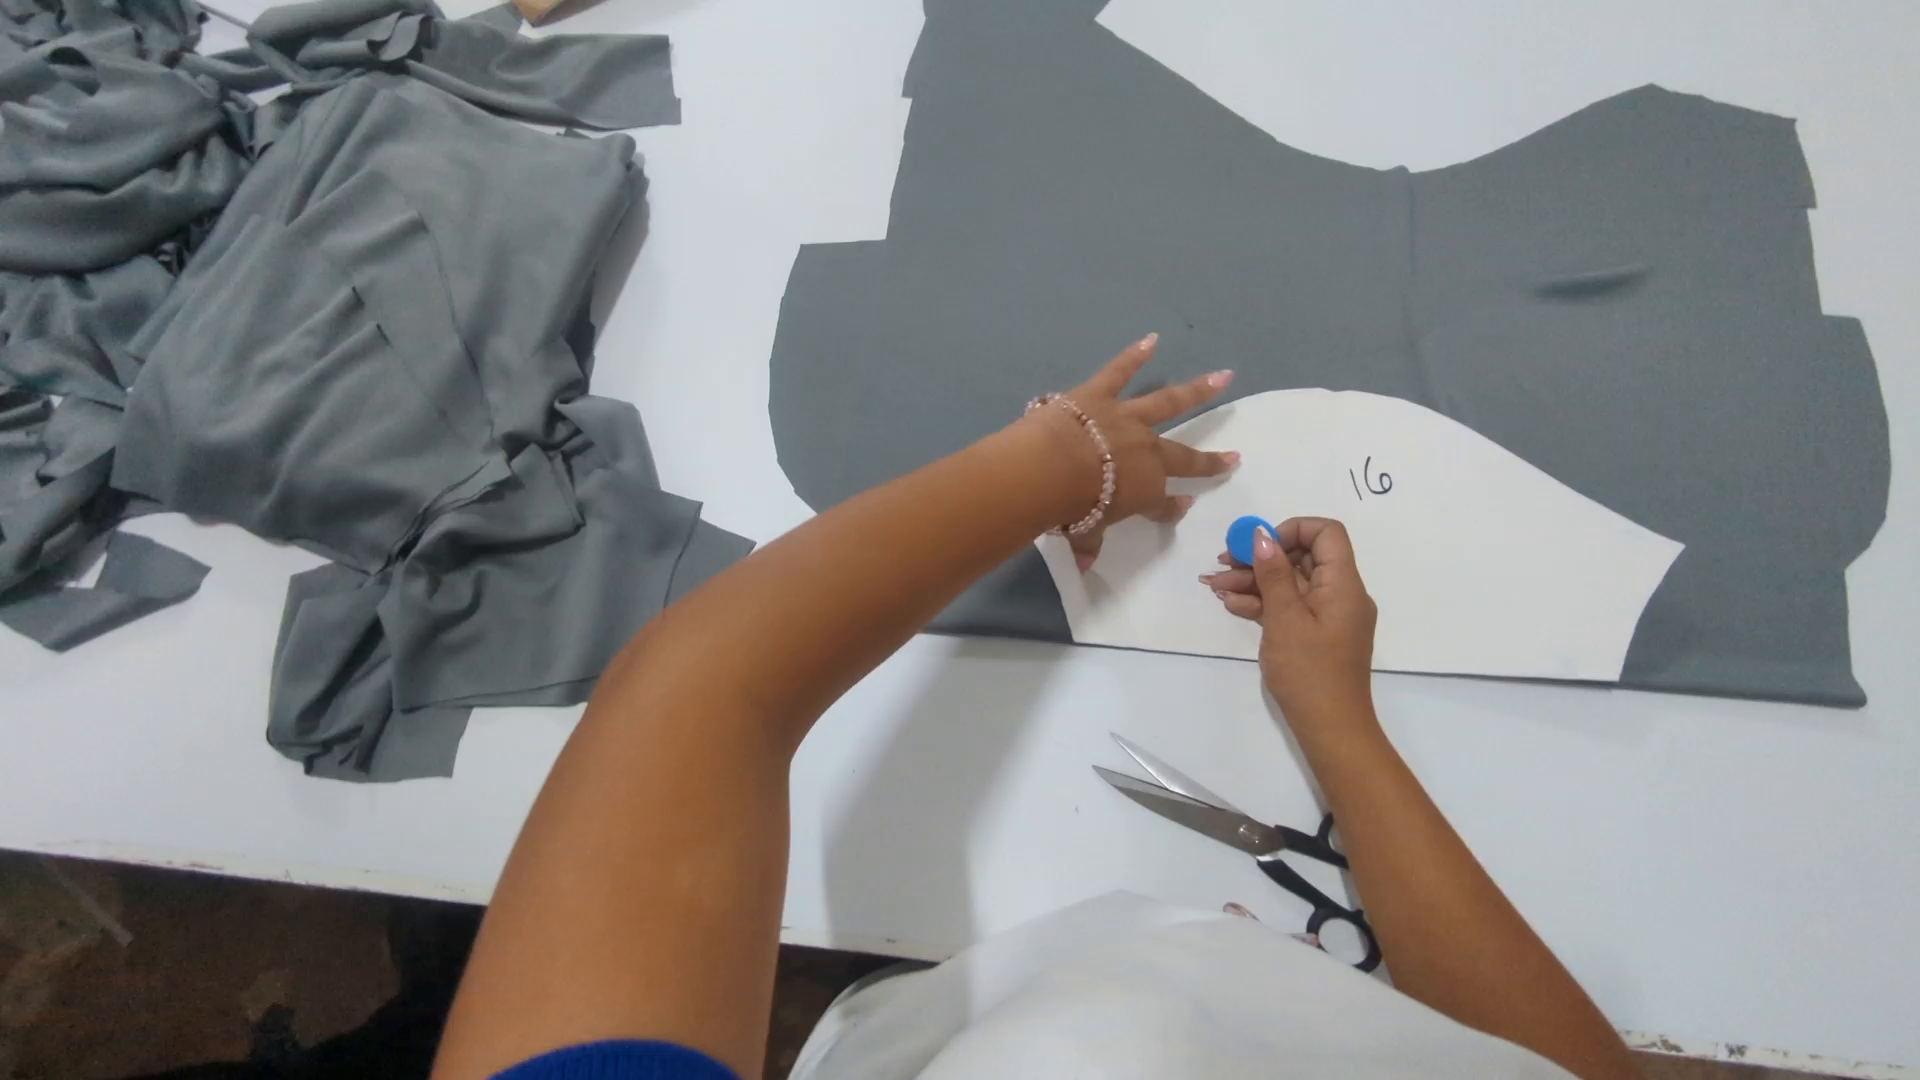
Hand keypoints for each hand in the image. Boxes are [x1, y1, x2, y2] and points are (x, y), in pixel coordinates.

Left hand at [1034, 333, 1239, 569]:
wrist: (1052, 468)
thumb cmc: (1073, 508)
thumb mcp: (1083, 533)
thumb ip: (1087, 544)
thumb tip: (1085, 567)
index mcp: (1145, 490)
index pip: (1163, 503)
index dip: (1171, 508)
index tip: (1181, 507)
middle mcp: (1146, 452)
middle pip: (1182, 457)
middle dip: (1208, 460)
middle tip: (1232, 456)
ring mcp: (1127, 418)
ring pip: (1168, 402)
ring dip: (1197, 390)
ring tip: (1222, 377)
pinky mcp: (1100, 394)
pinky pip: (1120, 371)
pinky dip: (1135, 354)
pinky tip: (1151, 339)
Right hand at [1201, 518, 1377, 725]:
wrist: (1329, 727)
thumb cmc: (1309, 671)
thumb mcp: (1285, 618)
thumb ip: (1272, 574)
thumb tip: (1261, 534)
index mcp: (1343, 584)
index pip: (1325, 533)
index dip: (1290, 530)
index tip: (1257, 546)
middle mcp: (1339, 594)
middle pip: (1301, 556)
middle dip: (1259, 557)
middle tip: (1222, 562)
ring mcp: (1326, 614)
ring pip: (1289, 582)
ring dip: (1252, 580)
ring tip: (1214, 586)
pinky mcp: (1313, 633)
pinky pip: (1287, 605)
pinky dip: (1260, 601)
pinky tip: (1231, 603)